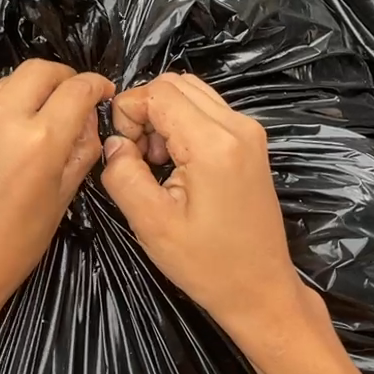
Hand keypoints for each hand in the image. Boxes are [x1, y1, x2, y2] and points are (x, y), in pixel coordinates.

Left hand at [0, 59, 113, 342]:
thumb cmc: (11, 247)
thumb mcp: (61, 200)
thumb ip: (81, 151)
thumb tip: (87, 121)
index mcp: (40, 141)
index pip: (78, 89)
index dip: (97, 85)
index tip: (102, 92)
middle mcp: (2, 119)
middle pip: (41, 70)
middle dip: (64, 78)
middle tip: (72, 100)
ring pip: (10, 82)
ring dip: (31, 92)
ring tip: (38, 120)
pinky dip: (2, 108)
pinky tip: (6, 137)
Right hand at [99, 73, 322, 335]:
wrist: (260, 289)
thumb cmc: (206, 264)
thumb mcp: (151, 223)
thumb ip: (123, 174)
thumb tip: (114, 144)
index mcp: (214, 143)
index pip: (157, 92)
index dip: (128, 113)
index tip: (123, 152)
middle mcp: (238, 126)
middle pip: (175, 84)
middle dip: (143, 111)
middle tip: (135, 156)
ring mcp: (249, 132)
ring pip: (191, 93)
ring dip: (162, 117)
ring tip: (153, 162)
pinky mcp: (251, 143)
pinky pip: (207, 111)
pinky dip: (181, 125)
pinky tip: (174, 164)